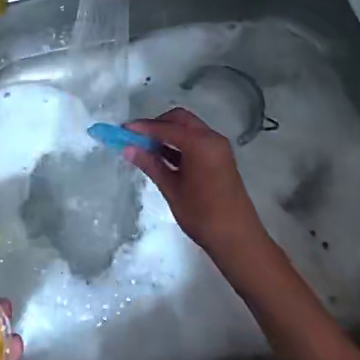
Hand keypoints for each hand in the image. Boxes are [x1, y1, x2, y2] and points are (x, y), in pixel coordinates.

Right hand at [124, 107, 271, 263]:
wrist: (238, 240)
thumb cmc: (202, 214)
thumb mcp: (171, 188)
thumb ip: (150, 164)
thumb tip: (128, 148)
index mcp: (200, 144)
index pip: (165, 127)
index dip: (142, 127)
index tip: (121, 130)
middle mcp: (212, 139)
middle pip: (179, 120)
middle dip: (156, 125)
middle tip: (136, 138)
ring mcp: (218, 149)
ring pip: (188, 129)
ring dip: (167, 133)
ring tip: (144, 148)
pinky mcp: (220, 159)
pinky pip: (196, 141)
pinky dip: (178, 144)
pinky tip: (162, 156)